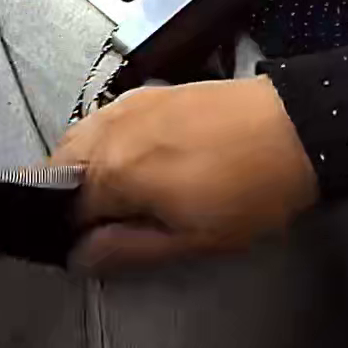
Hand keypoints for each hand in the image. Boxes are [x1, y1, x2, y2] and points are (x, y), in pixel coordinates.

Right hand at [51, 78, 318, 271]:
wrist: (288, 128)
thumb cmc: (245, 192)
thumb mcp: (191, 239)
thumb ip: (125, 248)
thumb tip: (78, 256)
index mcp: (112, 170)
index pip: (63, 205)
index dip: (71, 231)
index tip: (89, 244)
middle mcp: (106, 129)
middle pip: (58, 163)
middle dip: (67, 193)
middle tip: (102, 219)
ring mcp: (123, 104)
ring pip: (76, 136)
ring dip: (79, 164)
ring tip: (117, 189)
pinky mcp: (142, 91)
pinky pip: (100, 117)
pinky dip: (99, 139)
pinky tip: (131, 155)